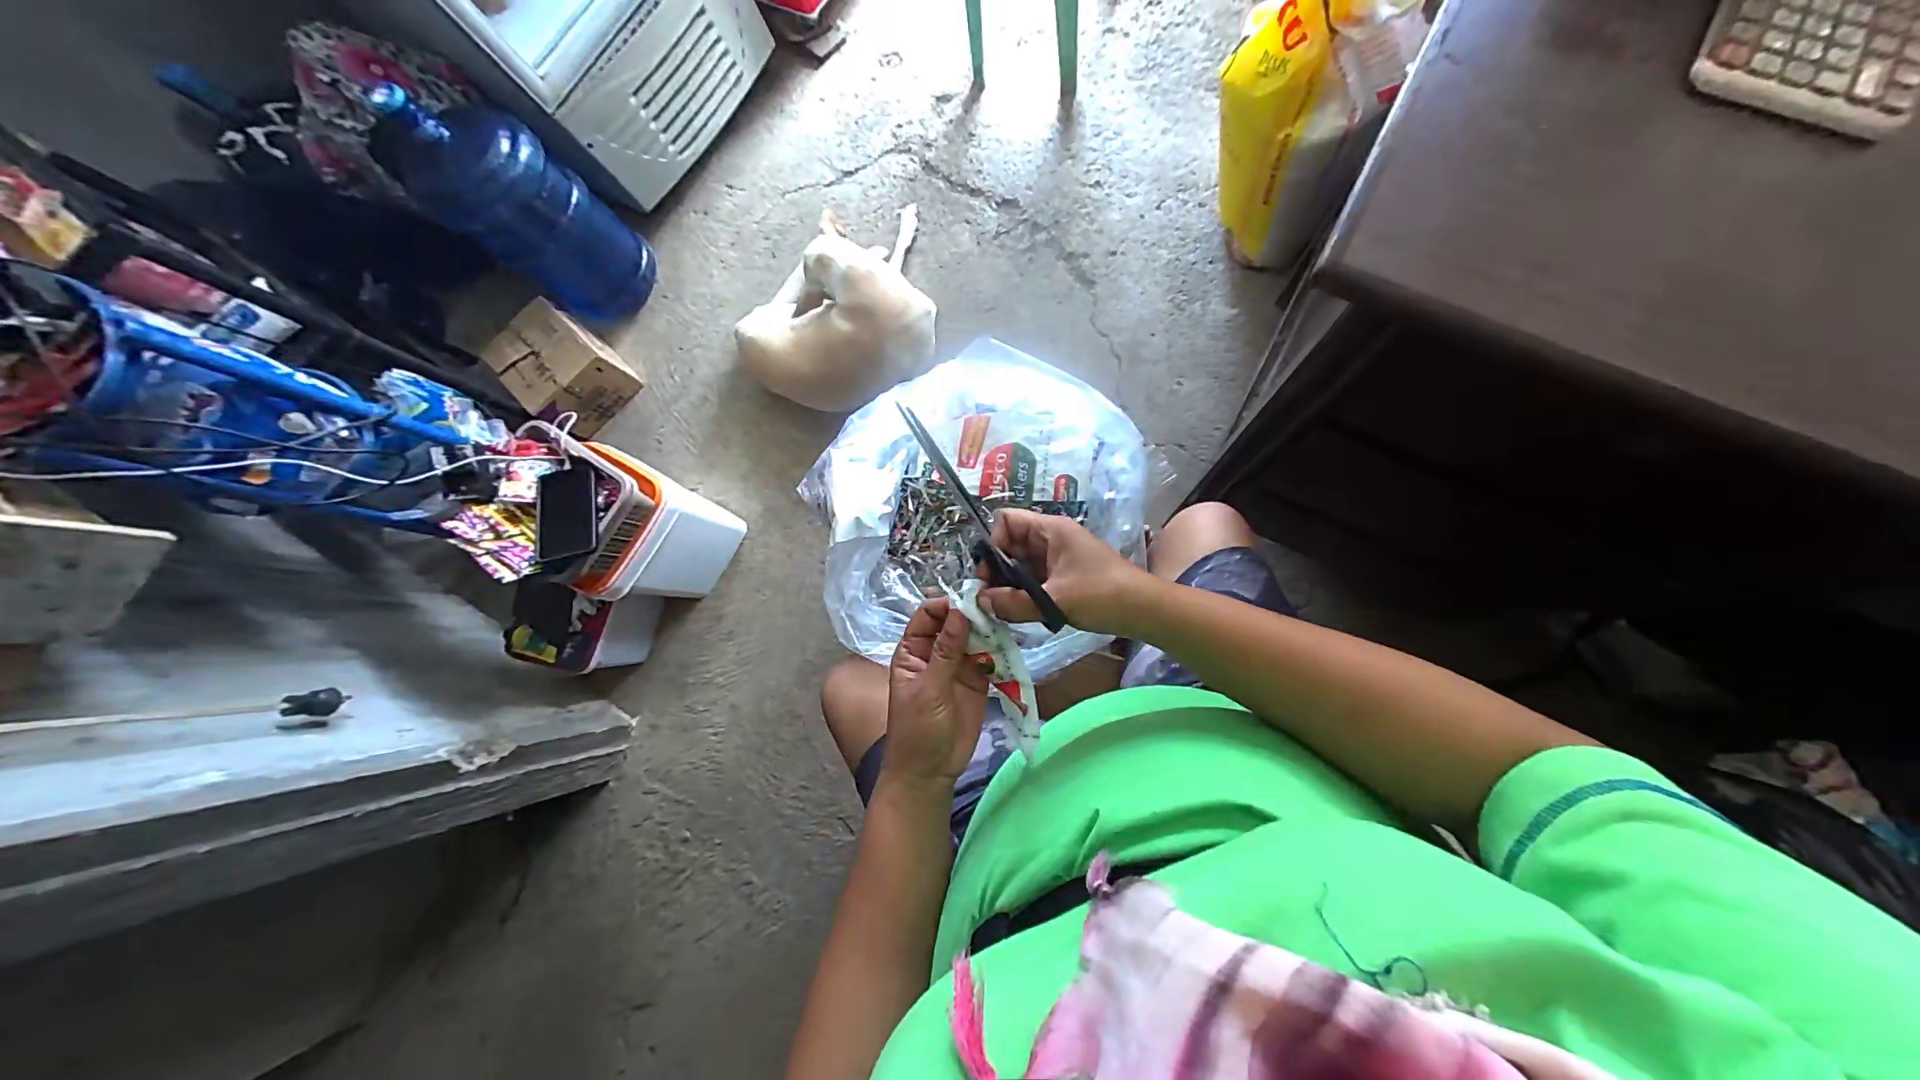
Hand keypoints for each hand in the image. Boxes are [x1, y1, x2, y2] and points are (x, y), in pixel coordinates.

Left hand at [883, 598, 990, 788]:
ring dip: (990, 630)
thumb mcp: (929, 689)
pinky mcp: (978, 681)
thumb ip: (946, 651)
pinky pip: (990, 658)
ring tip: (1009, 621)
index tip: (971, 600)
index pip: (928, 615)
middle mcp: (936, 652)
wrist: (930, 771)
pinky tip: (1013, 643)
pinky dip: (1001, 651)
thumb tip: (959, 612)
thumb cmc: (917, 730)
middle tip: (997, 607)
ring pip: (975, 638)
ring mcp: (958, 666)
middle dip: (974, 614)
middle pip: (955, 623)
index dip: (947, 605)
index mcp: (913, 650)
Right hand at [979, 509, 1156, 636]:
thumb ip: (1014, 602)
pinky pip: (1033, 579)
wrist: (1145, 610)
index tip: (992, 572)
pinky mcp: (1063, 577)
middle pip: (1010, 544)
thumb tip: (981, 601)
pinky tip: (1019, 612)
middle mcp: (1051, 539)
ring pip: (1020, 565)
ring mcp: (1058, 558)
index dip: (994, 542)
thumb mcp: (1055, 600)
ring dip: (1009, 584)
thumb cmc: (1102, 594)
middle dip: (997, 568)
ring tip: (1002, 609)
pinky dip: (1023, 593)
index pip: (1006, 520)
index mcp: (1050, 530)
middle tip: (990, 597)